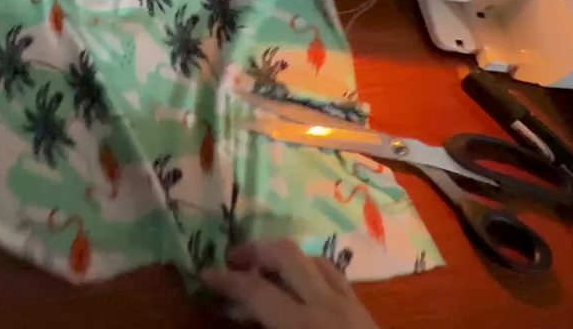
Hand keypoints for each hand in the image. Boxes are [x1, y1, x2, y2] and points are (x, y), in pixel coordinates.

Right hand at [201, 240, 381, 328]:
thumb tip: (234, 312)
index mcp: (304, 325)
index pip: (256, 290)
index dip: (226, 280)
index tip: (204, 275)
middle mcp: (329, 306)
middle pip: (286, 254)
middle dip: (255, 251)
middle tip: (232, 263)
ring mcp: (352, 306)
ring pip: (313, 259)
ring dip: (284, 260)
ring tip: (264, 273)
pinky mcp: (367, 315)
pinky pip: (335, 277)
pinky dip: (311, 273)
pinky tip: (301, 290)